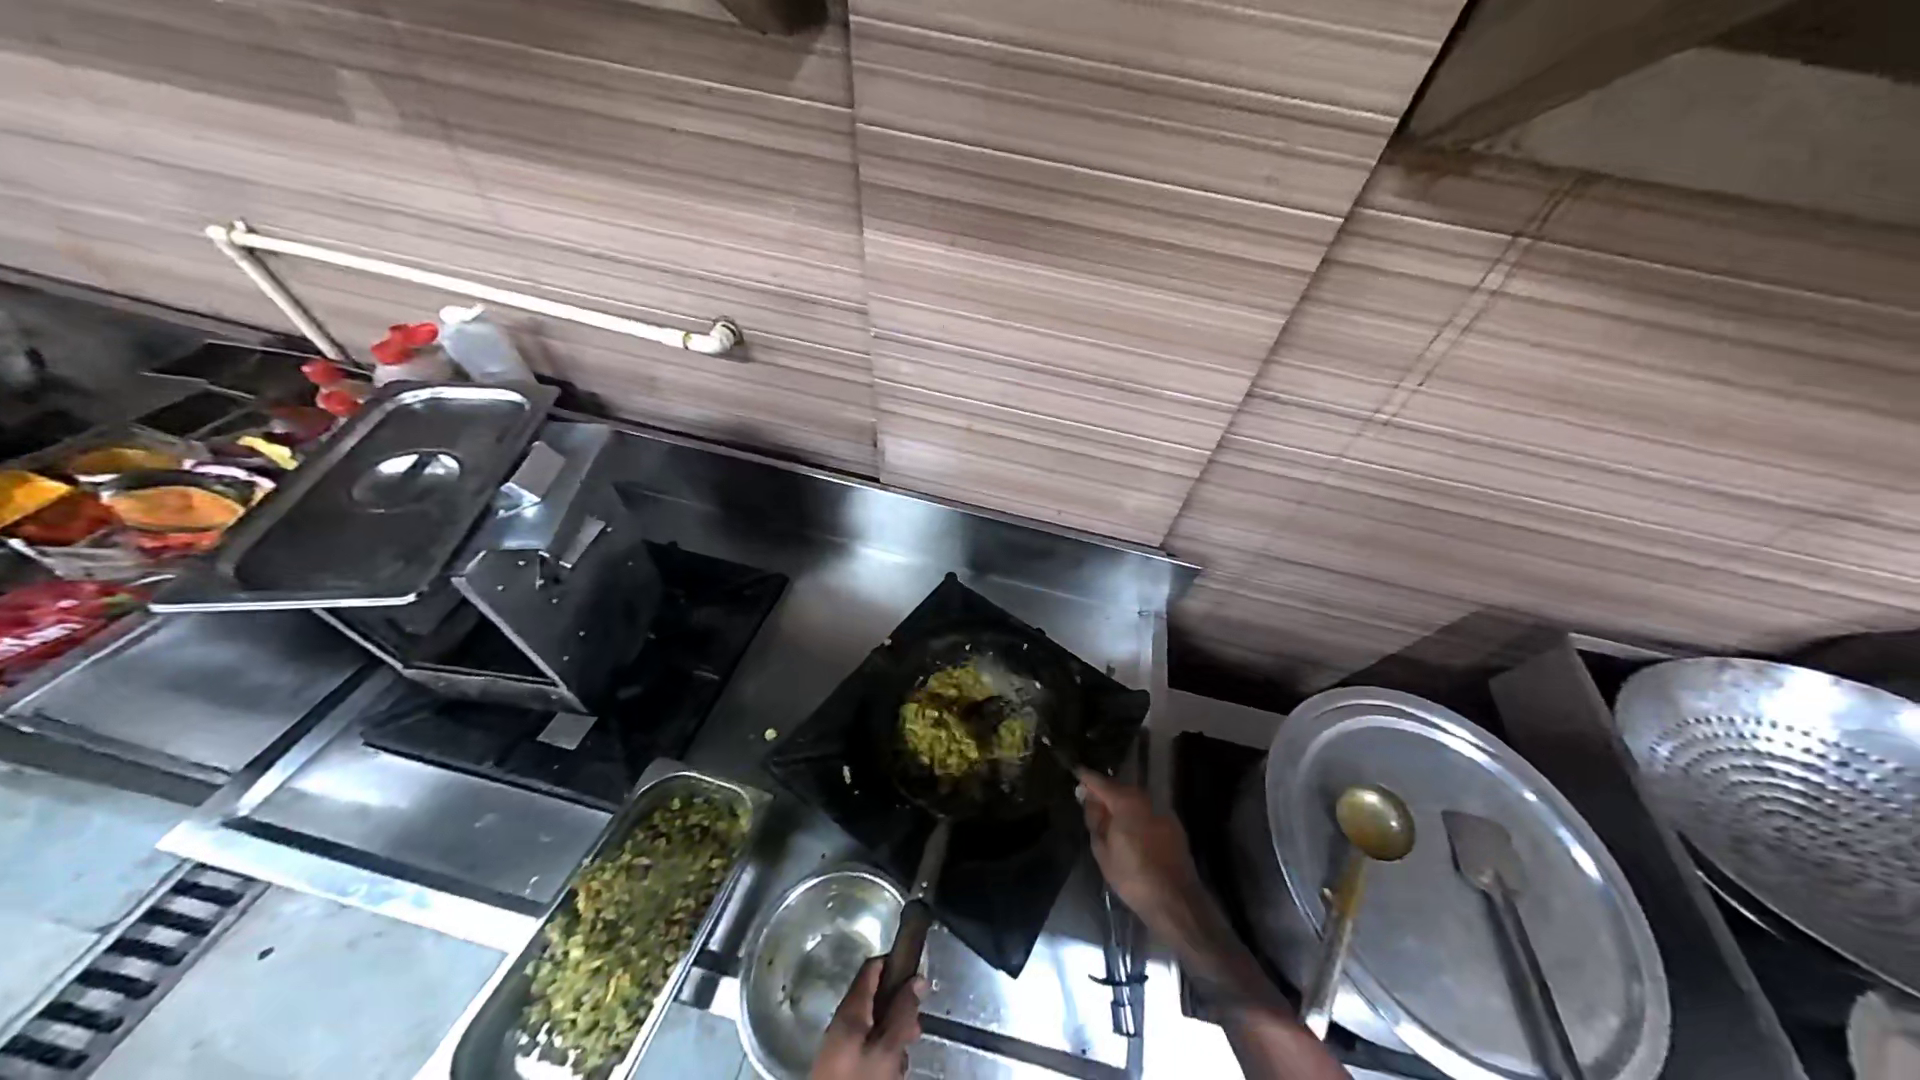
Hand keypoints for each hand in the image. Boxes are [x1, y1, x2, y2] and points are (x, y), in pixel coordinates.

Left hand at [809, 956, 924, 1079]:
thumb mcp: (888, 1048)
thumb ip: (903, 1012)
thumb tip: (918, 978)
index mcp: (850, 1009)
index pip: (872, 968)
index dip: (895, 964)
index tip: (917, 974)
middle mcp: (842, 1021)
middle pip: (874, 998)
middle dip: (899, 1008)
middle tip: (916, 1027)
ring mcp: (840, 1044)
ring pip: (873, 1025)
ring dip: (894, 1034)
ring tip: (906, 1054)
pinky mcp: (842, 1065)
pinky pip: (867, 1047)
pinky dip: (884, 1051)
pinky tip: (893, 1070)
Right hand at [1075, 768, 1204, 928]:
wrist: (1176, 900)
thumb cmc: (1132, 877)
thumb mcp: (1102, 850)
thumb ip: (1095, 819)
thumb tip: (1089, 799)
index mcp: (1126, 802)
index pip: (1101, 782)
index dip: (1086, 777)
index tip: (1076, 772)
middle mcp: (1146, 800)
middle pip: (1120, 788)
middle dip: (1105, 791)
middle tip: (1090, 801)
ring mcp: (1163, 811)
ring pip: (1136, 799)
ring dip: (1121, 802)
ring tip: (1108, 817)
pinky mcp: (1174, 825)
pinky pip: (1148, 811)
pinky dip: (1136, 813)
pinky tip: (1129, 828)